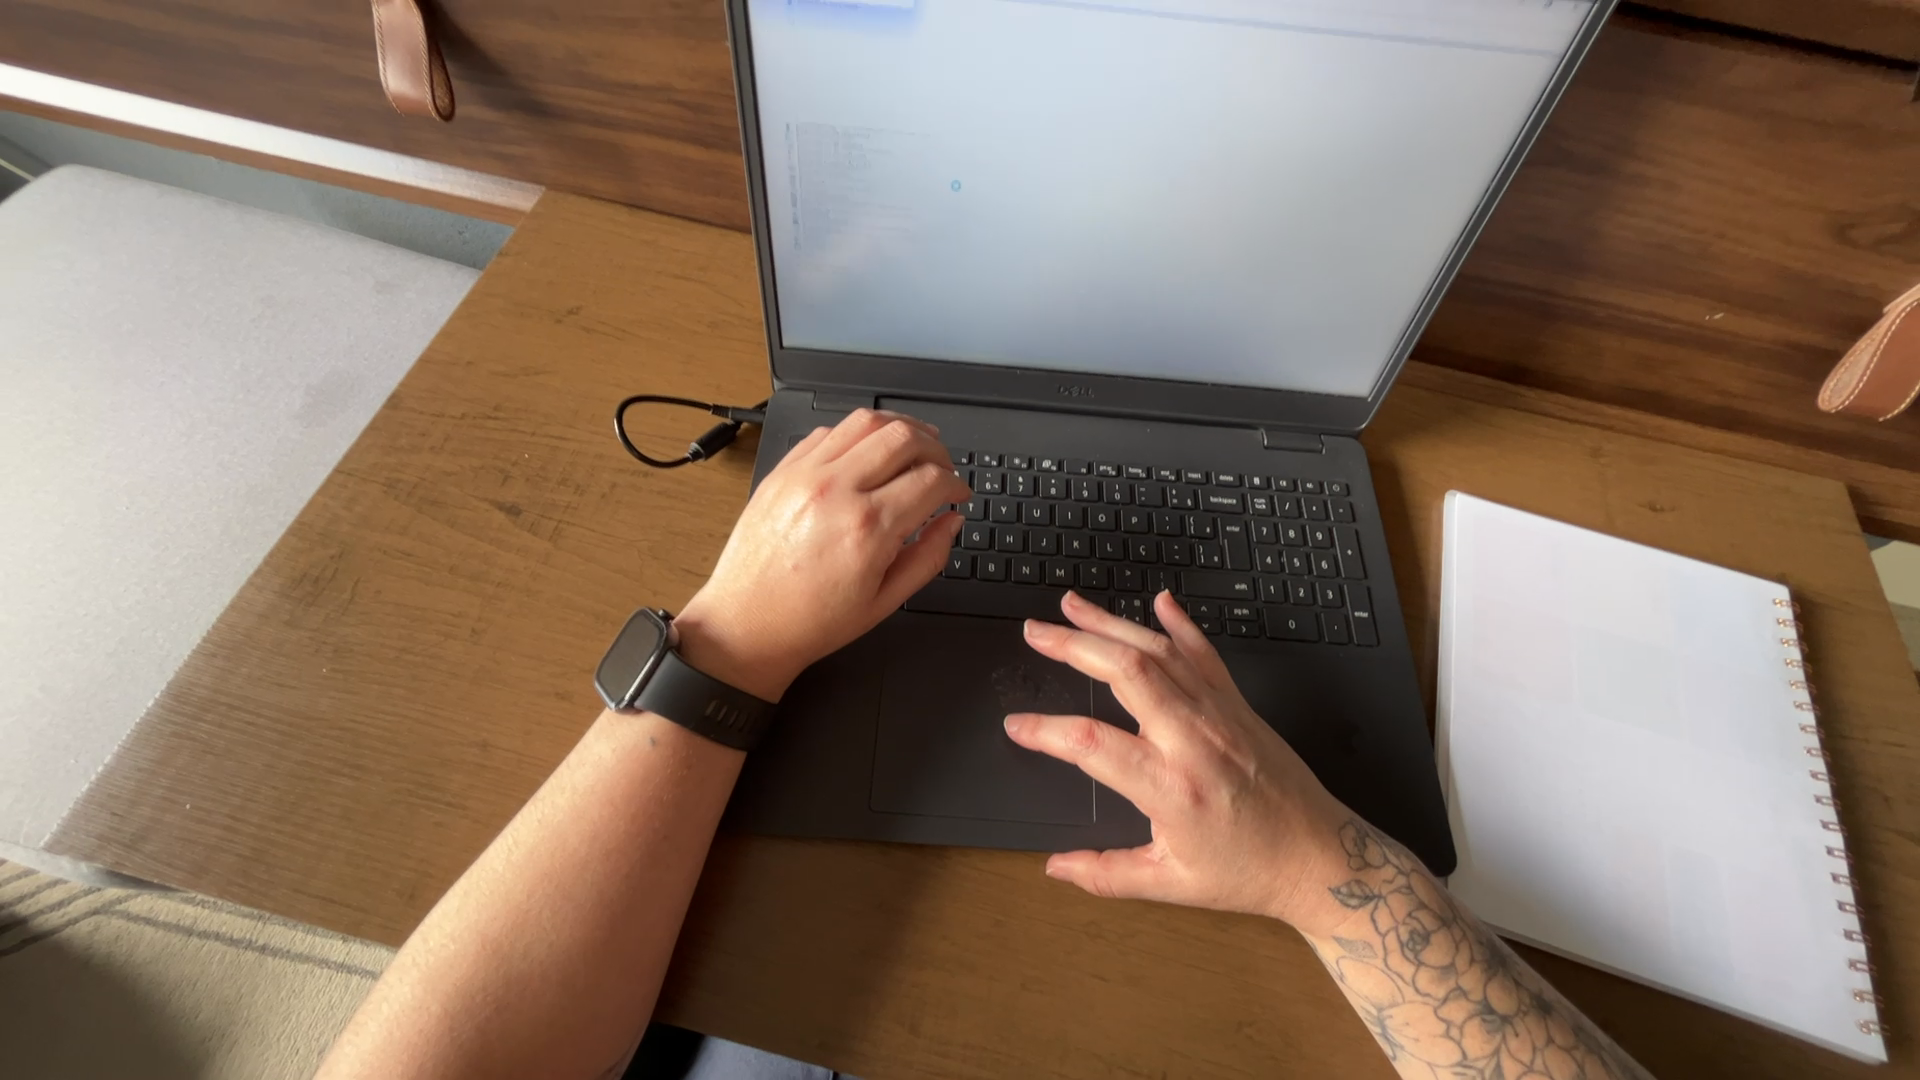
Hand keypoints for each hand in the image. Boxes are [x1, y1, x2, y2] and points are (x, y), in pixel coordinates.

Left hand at [673, 409, 969, 702]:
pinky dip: (858, 434)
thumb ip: (929, 557)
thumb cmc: (810, 622)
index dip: (957, 483)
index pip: (931, 479)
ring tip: (914, 445)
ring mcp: (805, 475)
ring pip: (867, 420)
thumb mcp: (885, 601)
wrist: (745, 626)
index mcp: (867, 528)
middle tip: (943, 468)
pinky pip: (829, 431)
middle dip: (937, 449)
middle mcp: (836, 490)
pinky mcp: (782, 471)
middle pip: (904, 436)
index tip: (958, 494)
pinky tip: (869, 452)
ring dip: (900, 427)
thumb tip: (952, 521)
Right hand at [1002, 590, 1356, 931]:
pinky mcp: (1237, 702)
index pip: (1093, 745)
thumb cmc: (1248, 872)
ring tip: (1072, 605)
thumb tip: (1053, 867)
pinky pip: (1204, 652)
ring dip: (1111, 623)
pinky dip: (1179, 622)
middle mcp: (1194, 739)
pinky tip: (1158, 601)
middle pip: (1126, 672)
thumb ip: (1105, 874)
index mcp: (1173, 788)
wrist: (1323, 858)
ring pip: (1159, 651)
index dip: (1047, 731)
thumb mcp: (1171, 885)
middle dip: (1073, 644)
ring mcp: (1218, 713)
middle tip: (1035, 631)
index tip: (1017, 725)